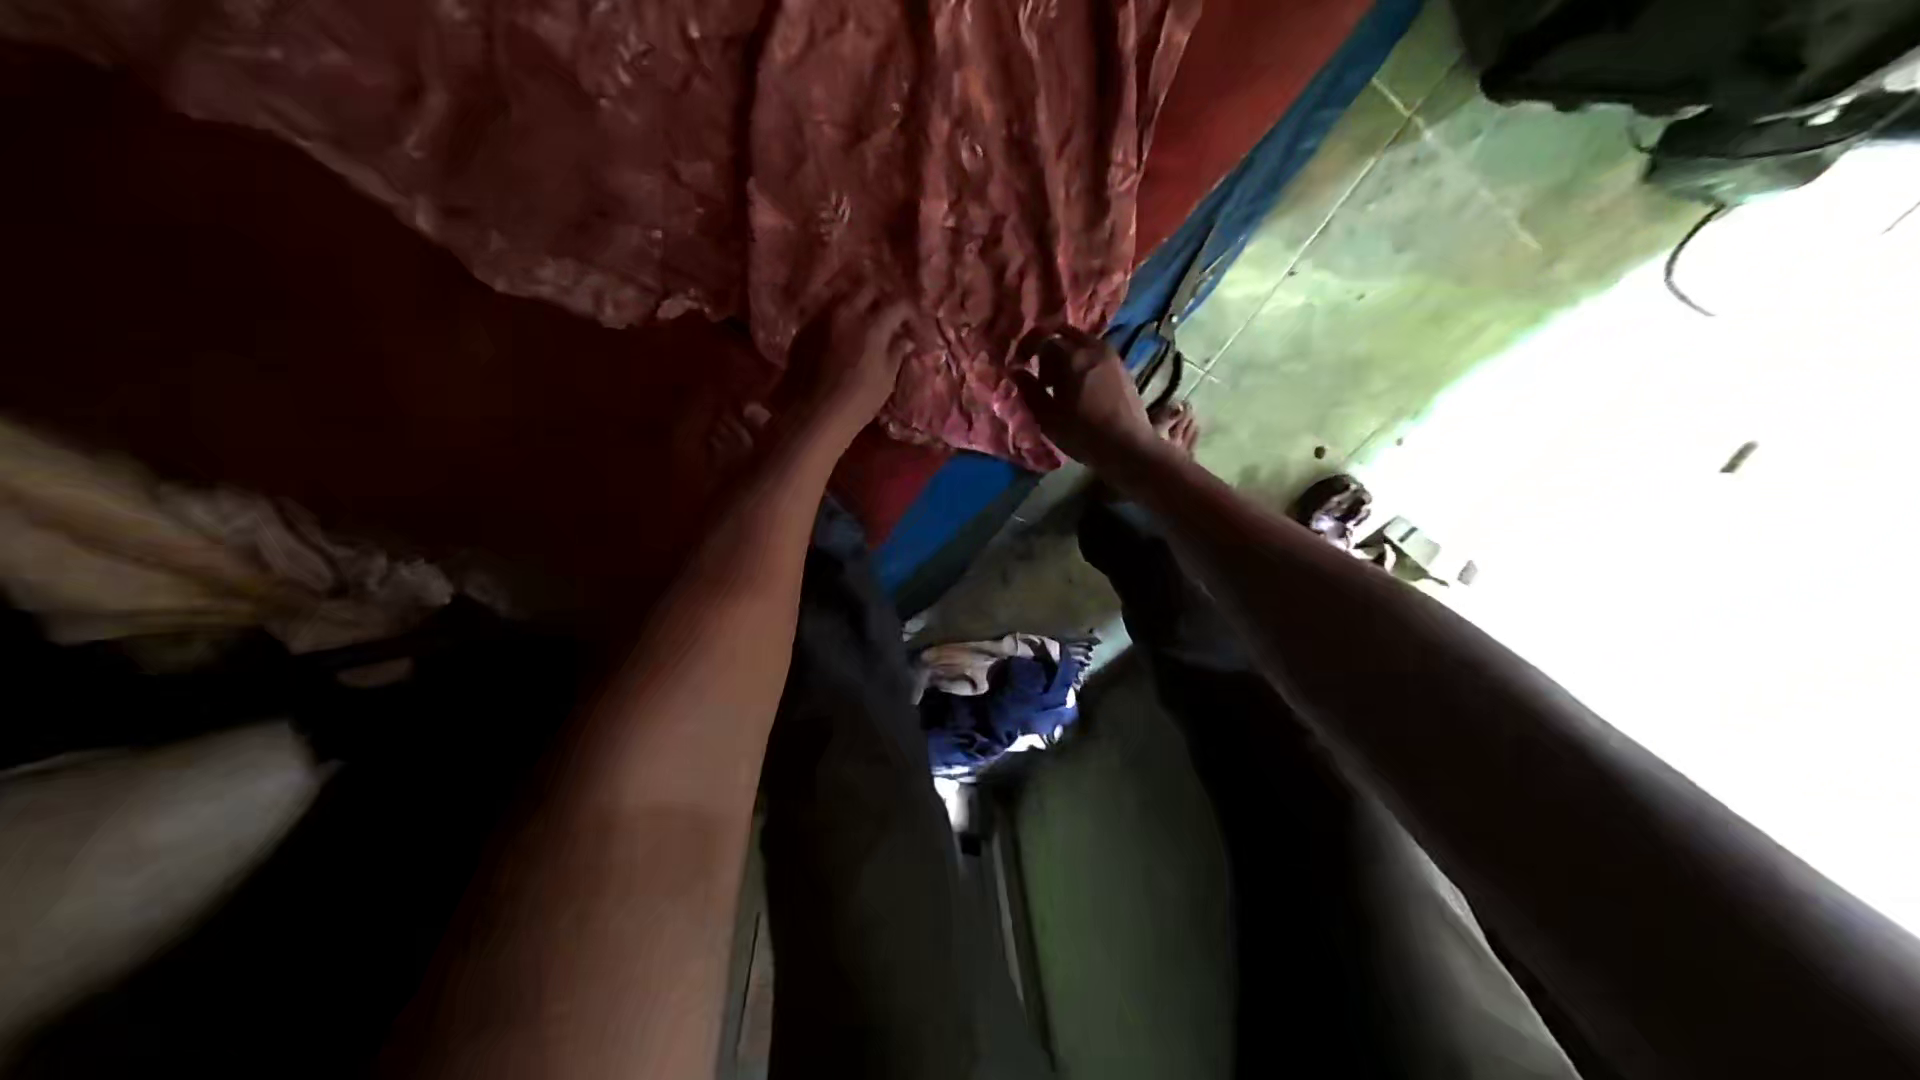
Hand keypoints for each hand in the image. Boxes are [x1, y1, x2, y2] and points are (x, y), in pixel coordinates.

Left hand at [784, 288, 919, 443]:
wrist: (811, 416)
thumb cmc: (857, 403)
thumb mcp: (886, 379)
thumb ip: (897, 351)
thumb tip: (906, 338)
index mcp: (872, 325)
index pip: (898, 303)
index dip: (910, 312)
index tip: (913, 324)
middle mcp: (846, 312)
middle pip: (869, 288)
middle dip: (884, 298)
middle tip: (890, 315)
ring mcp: (822, 316)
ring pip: (844, 293)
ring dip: (859, 301)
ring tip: (866, 317)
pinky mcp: (805, 327)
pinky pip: (826, 308)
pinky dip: (839, 313)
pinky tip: (843, 329)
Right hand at [1011, 328, 1161, 471]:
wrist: (1128, 447)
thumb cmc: (1082, 434)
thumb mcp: (1047, 417)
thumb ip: (1029, 390)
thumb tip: (1015, 371)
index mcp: (1073, 357)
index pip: (1043, 339)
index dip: (1027, 350)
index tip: (1020, 366)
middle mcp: (1094, 347)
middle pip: (1064, 334)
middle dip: (1049, 348)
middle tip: (1041, 374)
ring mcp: (1111, 356)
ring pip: (1082, 342)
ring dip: (1067, 353)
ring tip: (1061, 383)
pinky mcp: (1122, 367)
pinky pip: (1096, 352)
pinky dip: (1083, 360)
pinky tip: (1081, 386)